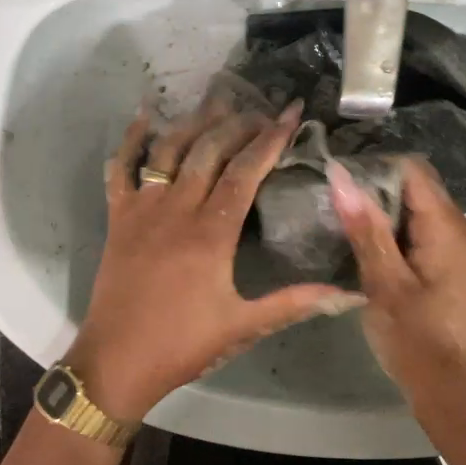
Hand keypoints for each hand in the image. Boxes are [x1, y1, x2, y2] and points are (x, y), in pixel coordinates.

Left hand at [70, 97, 363, 422]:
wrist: (115, 361)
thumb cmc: (182, 346)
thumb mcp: (243, 326)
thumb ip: (295, 303)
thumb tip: (349, 293)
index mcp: (211, 234)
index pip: (245, 171)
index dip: (270, 139)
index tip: (291, 112)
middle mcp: (176, 210)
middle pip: (209, 151)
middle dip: (238, 124)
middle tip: (261, 110)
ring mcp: (142, 210)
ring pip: (168, 151)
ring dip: (194, 123)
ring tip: (218, 103)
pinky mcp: (118, 218)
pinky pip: (121, 169)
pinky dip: (131, 140)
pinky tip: (145, 116)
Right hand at [327, 158, 465, 416]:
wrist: (456, 395)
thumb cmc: (417, 342)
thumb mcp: (384, 285)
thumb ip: (365, 228)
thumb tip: (341, 175)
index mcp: (452, 230)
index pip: (413, 171)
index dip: (374, 169)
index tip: (337, 181)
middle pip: (419, 192)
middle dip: (377, 195)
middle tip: (334, 207)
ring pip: (422, 216)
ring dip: (387, 219)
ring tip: (346, 229)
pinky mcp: (462, 272)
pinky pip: (429, 238)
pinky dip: (401, 239)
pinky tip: (374, 256)